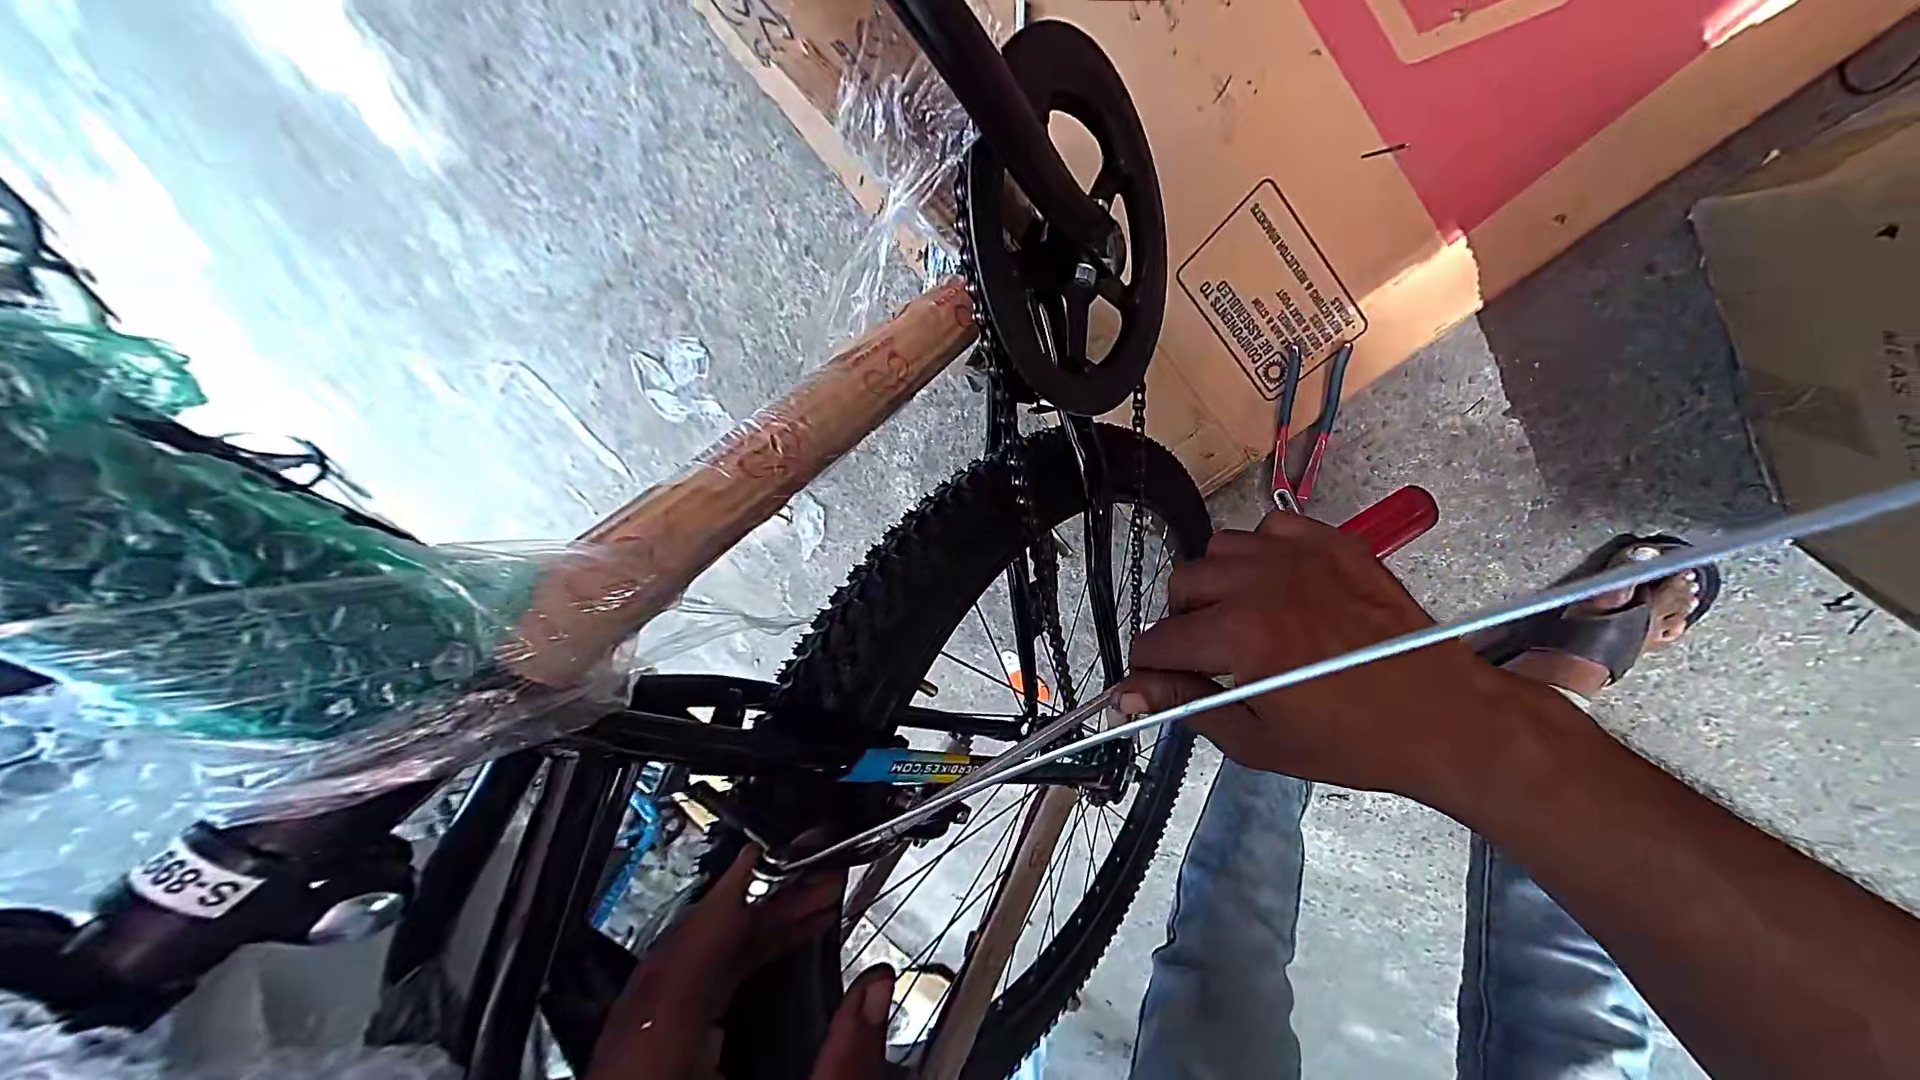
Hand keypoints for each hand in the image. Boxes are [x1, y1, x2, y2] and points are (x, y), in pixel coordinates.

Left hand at [587, 845, 892, 1079]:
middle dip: (753, 917)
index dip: (725, 901)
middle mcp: (626, 1076)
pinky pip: (674, 1013)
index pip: (682, 969)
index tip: (765, 853)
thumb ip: (843, 1067)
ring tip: (807, 914)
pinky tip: (767, 961)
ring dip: (743, 943)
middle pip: (680, 969)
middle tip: (816, 886)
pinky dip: (724, 978)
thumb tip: (879, 986)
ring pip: (675, 987)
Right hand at [1126, 511, 1528, 804]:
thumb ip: (1183, 705)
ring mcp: (1300, 556)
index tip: (1164, 678)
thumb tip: (1125, 694)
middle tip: (1212, 653)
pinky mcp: (1332, 542)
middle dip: (1183, 623)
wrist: (1447, 718)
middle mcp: (1263, 585)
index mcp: (1243, 638)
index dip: (1152, 666)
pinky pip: (1267, 528)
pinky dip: (1261, 554)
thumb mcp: (1256, 739)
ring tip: (1244, 615)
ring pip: (1218, 550)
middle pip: (1181, 586)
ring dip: (1218, 584)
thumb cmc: (1352, 741)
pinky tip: (1279, 585)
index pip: (1158, 640)